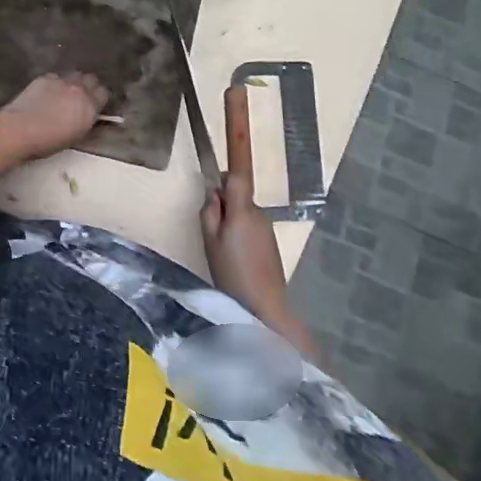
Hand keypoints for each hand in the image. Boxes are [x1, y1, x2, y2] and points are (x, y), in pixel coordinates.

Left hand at [0, 73, 109, 156]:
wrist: (20, 130)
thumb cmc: (48, 141)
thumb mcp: (75, 136)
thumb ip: (86, 120)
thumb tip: (88, 115)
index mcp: (90, 106)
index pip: (104, 93)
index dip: (99, 98)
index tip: (94, 104)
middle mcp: (78, 89)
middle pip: (91, 79)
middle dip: (88, 86)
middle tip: (80, 97)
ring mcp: (61, 81)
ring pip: (74, 75)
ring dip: (72, 83)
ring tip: (63, 94)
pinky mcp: (45, 78)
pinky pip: (56, 77)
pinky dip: (55, 84)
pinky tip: (46, 94)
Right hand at [201, 167, 291, 325]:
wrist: (265, 307)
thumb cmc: (232, 273)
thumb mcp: (210, 242)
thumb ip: (209, 212)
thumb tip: (212, 192)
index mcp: (243, 210)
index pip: (238, 176)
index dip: (226, 173)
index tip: (214, 182)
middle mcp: (259, 213)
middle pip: (240, 194)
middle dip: (224, 203)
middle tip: (211, 228)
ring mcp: (267, 228)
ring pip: (245, 212)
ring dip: (233, 220)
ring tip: (222, 249)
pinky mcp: (271, 244)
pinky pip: (252, 227)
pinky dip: (242, 234)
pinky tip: (236, 258)